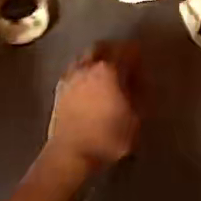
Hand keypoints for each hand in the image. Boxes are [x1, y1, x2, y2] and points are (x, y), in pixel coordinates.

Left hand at [47, 42, 140, 169]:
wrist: (70, 154)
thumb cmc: (108, 137)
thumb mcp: (135, 120)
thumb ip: (140, 98)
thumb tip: (139, 87)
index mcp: (109, 70)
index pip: (127, 51)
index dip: (137, 55)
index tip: (142, 63)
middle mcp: (87, 67)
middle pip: (101, 47)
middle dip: (114, 50)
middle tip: (124, 61)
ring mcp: (70, 77)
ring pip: (84, 56)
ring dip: (96, 59)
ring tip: (104, 73)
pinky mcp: (58, 90)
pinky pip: (73, 71)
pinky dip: (83, 72)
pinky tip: (88, 85)